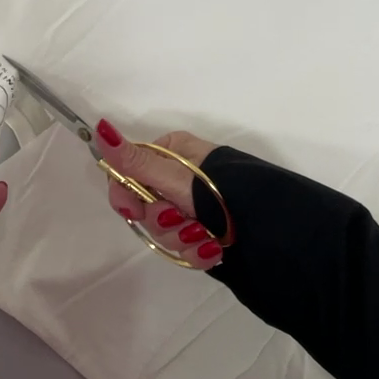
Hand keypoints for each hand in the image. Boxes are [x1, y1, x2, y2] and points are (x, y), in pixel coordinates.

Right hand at [94, 121, 224, 270]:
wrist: (278, 235)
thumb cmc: (223, 195)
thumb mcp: (176, 178)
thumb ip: (135, 161)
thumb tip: (99, 127)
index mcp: (172, 152)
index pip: (128, 169)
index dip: (125, 193)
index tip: (132, 211)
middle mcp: (181, 176)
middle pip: (145, 203)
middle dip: (161, 220)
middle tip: (178, 220)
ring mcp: (195, 206)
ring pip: (165, 228)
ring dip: (181, 238)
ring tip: (204, 237)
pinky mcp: (208, 232)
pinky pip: (187, 246)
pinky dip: (198, 252)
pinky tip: (214, 250)